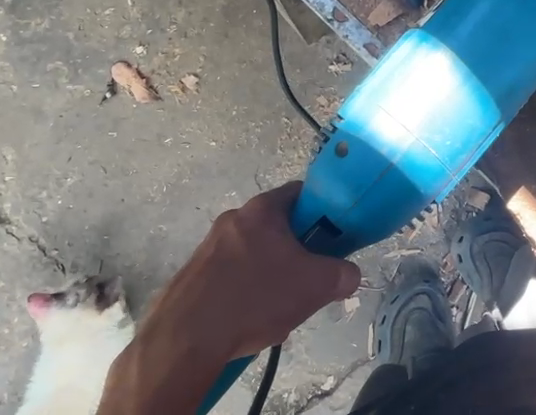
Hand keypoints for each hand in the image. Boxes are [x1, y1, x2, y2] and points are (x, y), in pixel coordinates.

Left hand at [101, 181, 362, 414]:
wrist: (185, 342)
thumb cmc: (256, 298)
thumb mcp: (316, 286)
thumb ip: (343, 274)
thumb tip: (350, 275)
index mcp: (262, 209)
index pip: (301, 193)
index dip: (322, 210)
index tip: (331, 234)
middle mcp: (232, 219)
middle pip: (275, 226)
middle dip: (294, 249)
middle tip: (307, 276)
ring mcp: (205, 248)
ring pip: (251, 253)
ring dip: (267, 273)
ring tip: (276, 306)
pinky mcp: (189, 277)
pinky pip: (227, 277)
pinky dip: (242, 292)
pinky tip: (247, 320)